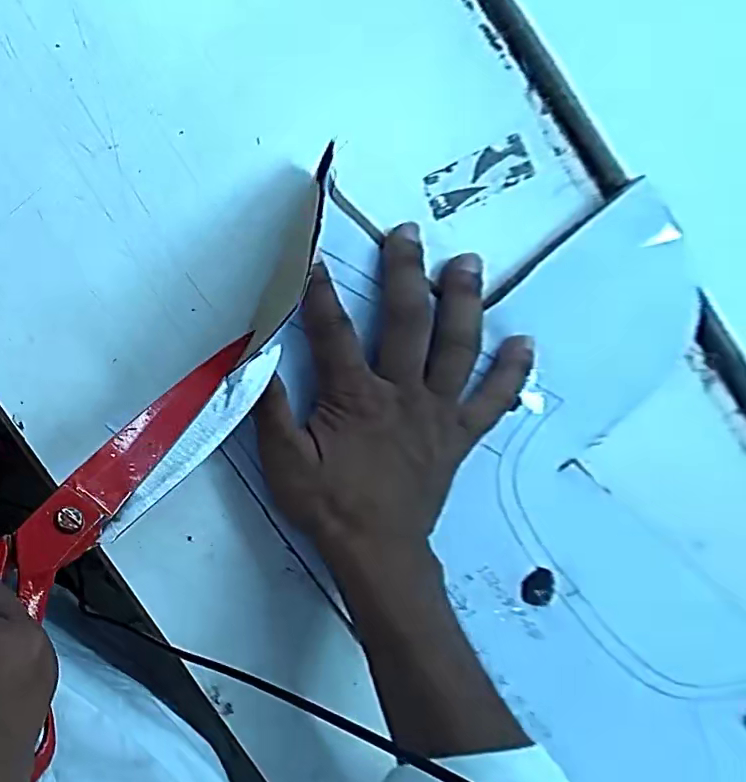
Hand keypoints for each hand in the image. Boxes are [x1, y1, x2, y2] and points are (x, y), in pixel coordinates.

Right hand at [253, 221, 531, 756]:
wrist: (376, 545)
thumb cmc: (322, 499)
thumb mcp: (281, 457)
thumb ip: (272, 407)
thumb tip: (260, 361)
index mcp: (354, 398)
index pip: (333, 335)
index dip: (321, 296)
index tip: (315, 260)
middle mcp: (403, 394)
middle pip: (406, 325)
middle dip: (405, 276)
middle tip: (408, 235)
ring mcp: (438, 412)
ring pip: (457, 347)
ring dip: (463, 303)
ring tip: (467, 264)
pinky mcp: (459, 434)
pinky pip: (492, 397)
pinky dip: (511, 369)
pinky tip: (522, 342)